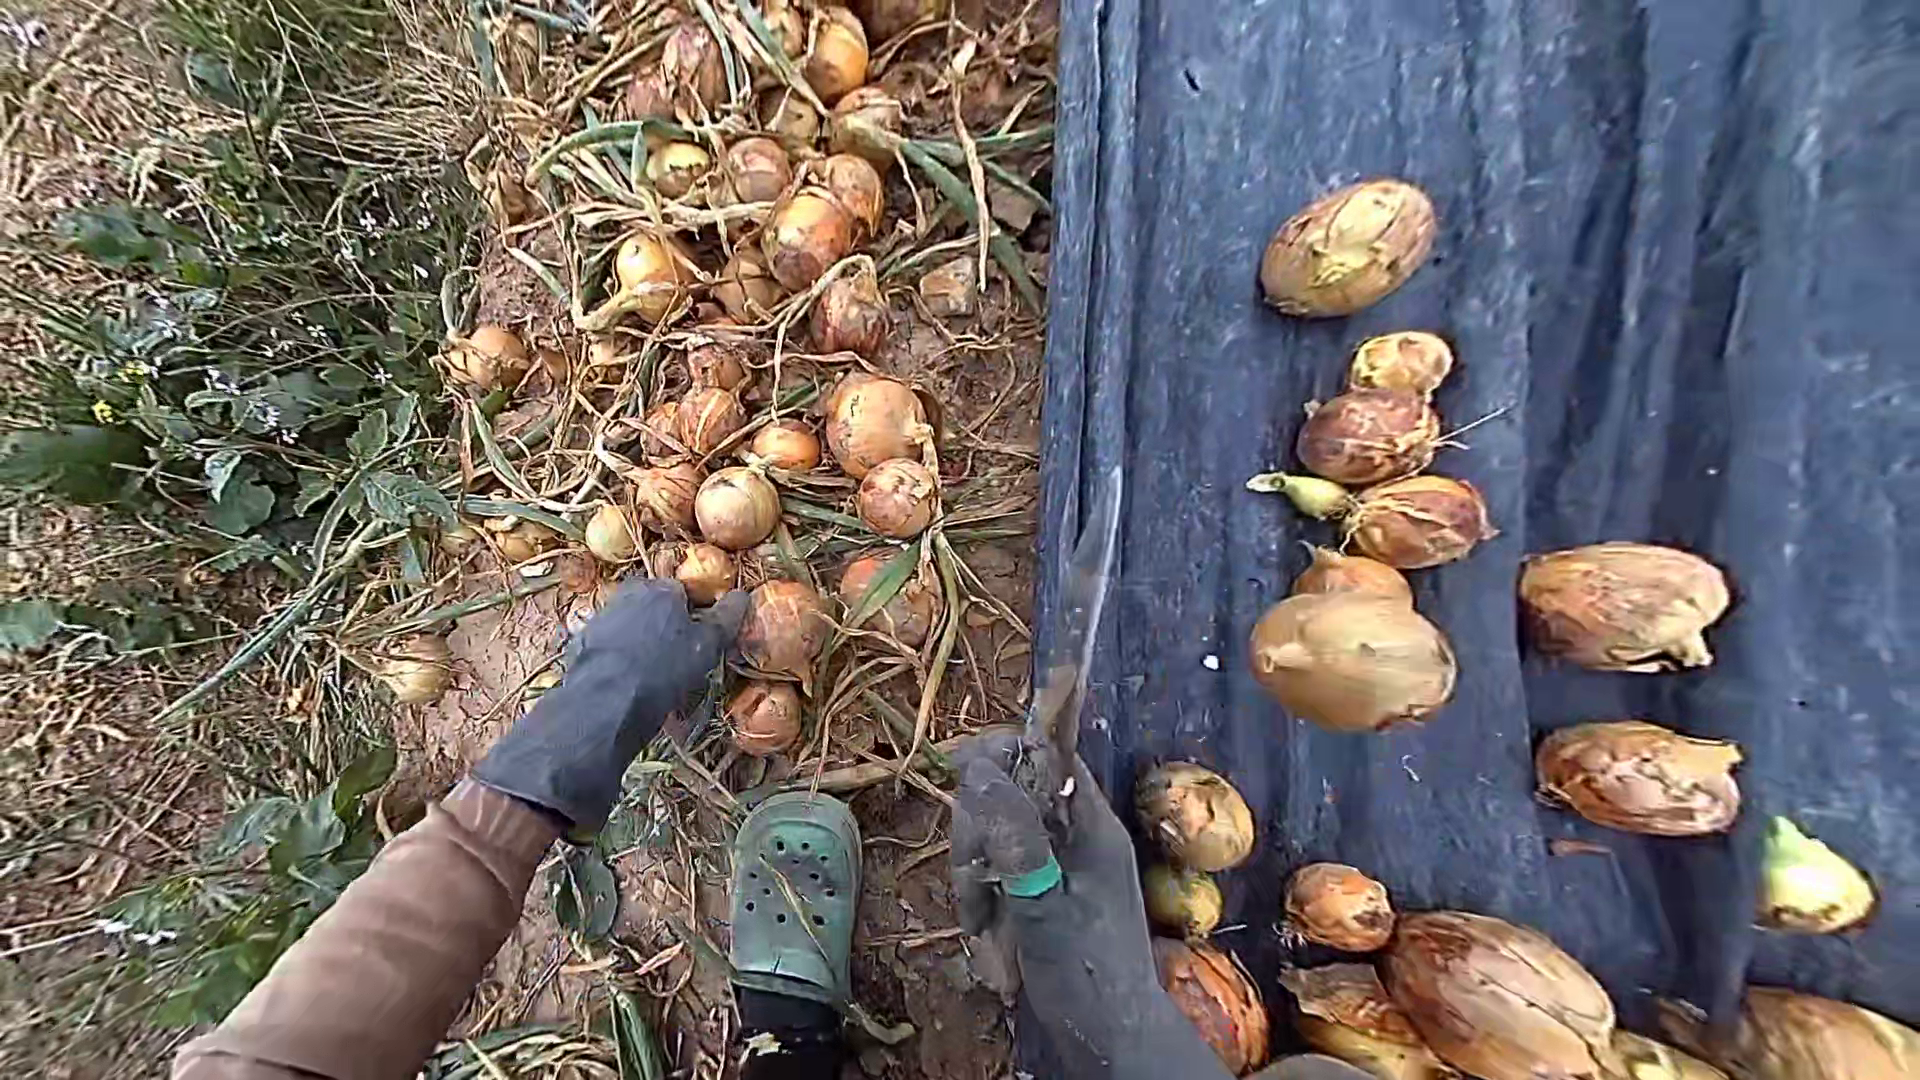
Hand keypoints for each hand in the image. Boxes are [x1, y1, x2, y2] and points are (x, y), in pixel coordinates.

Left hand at [474, 579, 745, 831]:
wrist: (603, 706)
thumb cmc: (665, 668)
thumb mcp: (709, 643)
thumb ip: (728, 616)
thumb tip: (743, 594)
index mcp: (659, 588)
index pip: (688, 590)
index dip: (700, 613)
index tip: (706, 637)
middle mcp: (626, 595)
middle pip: (658, 607)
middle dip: (671, 625)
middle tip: (686, 655)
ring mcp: (599, 620)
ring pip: (635, 626)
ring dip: (647, 642)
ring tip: (662, 674)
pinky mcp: (580, 647)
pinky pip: (614, 648)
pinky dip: (625, 659)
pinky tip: (636, 683)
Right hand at [950, 734, 1232, 1079]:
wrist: (1114, 1043)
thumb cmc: (1087, 977)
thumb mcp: (1044, 906)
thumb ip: (1015, 838)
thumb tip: (980, 768)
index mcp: (1090, 820)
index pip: (1047, 752)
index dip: (1003, 753)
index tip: (961, 775)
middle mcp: (1077, 827)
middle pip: (1013, 789)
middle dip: (979, 828)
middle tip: (969, 882)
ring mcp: (1061, 853)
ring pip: (1001, 825)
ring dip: (977, 864)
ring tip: (977, 917)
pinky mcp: (1047, 878)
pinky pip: (1004, 858)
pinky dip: (986, 884)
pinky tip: (983, 923)